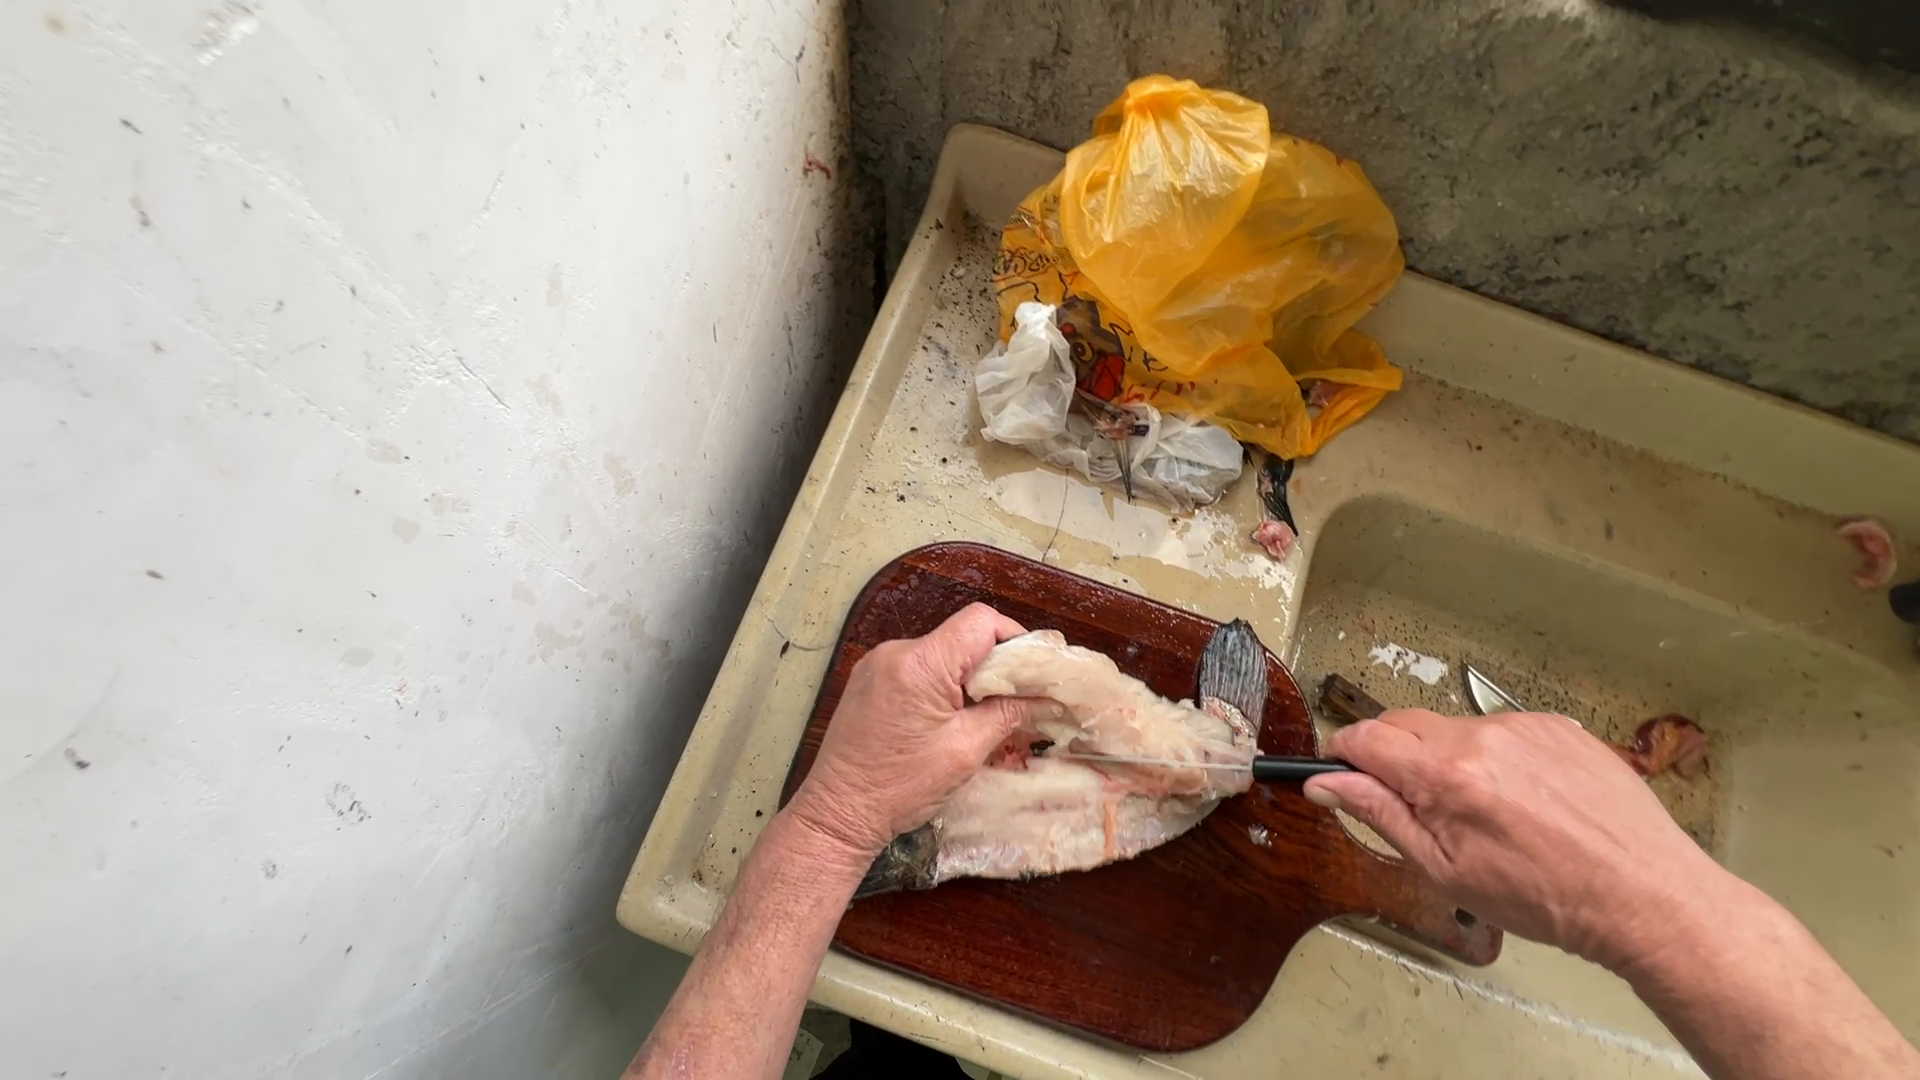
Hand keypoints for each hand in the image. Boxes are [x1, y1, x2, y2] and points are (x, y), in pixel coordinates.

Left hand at [786, 603, 1054, 860]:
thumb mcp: (965, 751)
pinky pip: (919, 665)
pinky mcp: (870, 677)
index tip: (1032, 670)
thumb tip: (1047, 697)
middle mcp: (896, 652)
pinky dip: (942, 682)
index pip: (980, 622)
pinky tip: (950, 716)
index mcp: (920, 664)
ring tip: (985, 711)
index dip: (1014, 638)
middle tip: (1018, 697)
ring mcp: (879, 663)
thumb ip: (1008, 714)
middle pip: (962, 635)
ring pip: (942, 651)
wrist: (837, 813)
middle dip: (995, 662)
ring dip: (968, 674)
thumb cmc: (900, 788)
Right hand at [1303, 710, 1727, 968]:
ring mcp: (1522, 726)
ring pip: (1450, 727)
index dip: (1345, 755)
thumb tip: (1322, 782)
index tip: (1347, 777)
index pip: (1362, 736)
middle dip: (1393, 755)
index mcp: (1445, 775)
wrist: (1651, 900)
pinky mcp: (1557, 725)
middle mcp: (1479, 736)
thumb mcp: (1444, 869)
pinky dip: (1495, 755)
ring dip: (1448, 757)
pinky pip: (1499, 729)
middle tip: (1422, 803)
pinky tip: (1524, 794)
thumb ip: (1378, 814)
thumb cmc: (1544, 898)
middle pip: (1401, 722)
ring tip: (1488, 806)